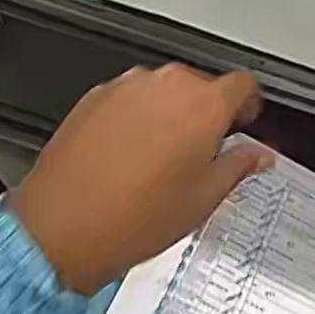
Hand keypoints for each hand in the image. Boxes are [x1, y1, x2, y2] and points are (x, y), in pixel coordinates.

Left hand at [11, 64, 274, 292]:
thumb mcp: (201, 200)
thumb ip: (239, 166)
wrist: (56, 230)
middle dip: (206, 112)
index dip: (249, 104)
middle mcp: (170, 84)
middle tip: (197, 151)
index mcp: (205, 105)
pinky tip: (126, 153)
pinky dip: (136, 115)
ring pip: (167, 89)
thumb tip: (258, 156)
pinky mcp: (100, 92)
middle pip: (204, 85)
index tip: (243, 121)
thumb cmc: (130, 219)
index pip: (244, 83)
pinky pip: (132, 95)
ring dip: (170, 111)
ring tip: (156, 157)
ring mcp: (132, 85)